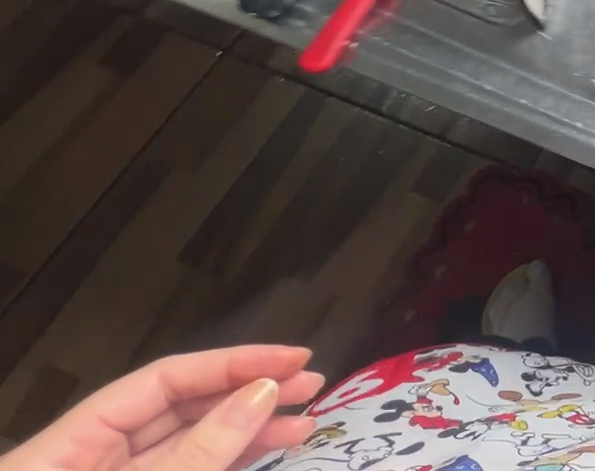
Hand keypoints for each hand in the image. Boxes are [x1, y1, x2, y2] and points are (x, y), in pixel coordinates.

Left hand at [0, 346, 324, 470]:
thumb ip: (198, 453)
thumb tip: (265, 390)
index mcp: (58, 452)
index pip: (159, 382)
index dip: (231, 362)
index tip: (296, 359)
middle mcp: (83, 462)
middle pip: (177, 408)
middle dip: (248, 393)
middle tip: (312, 386)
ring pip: (188, 440)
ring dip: (250, 428)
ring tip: (304, 425)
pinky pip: (189, 468)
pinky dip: (232, 458)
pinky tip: (273, 449)